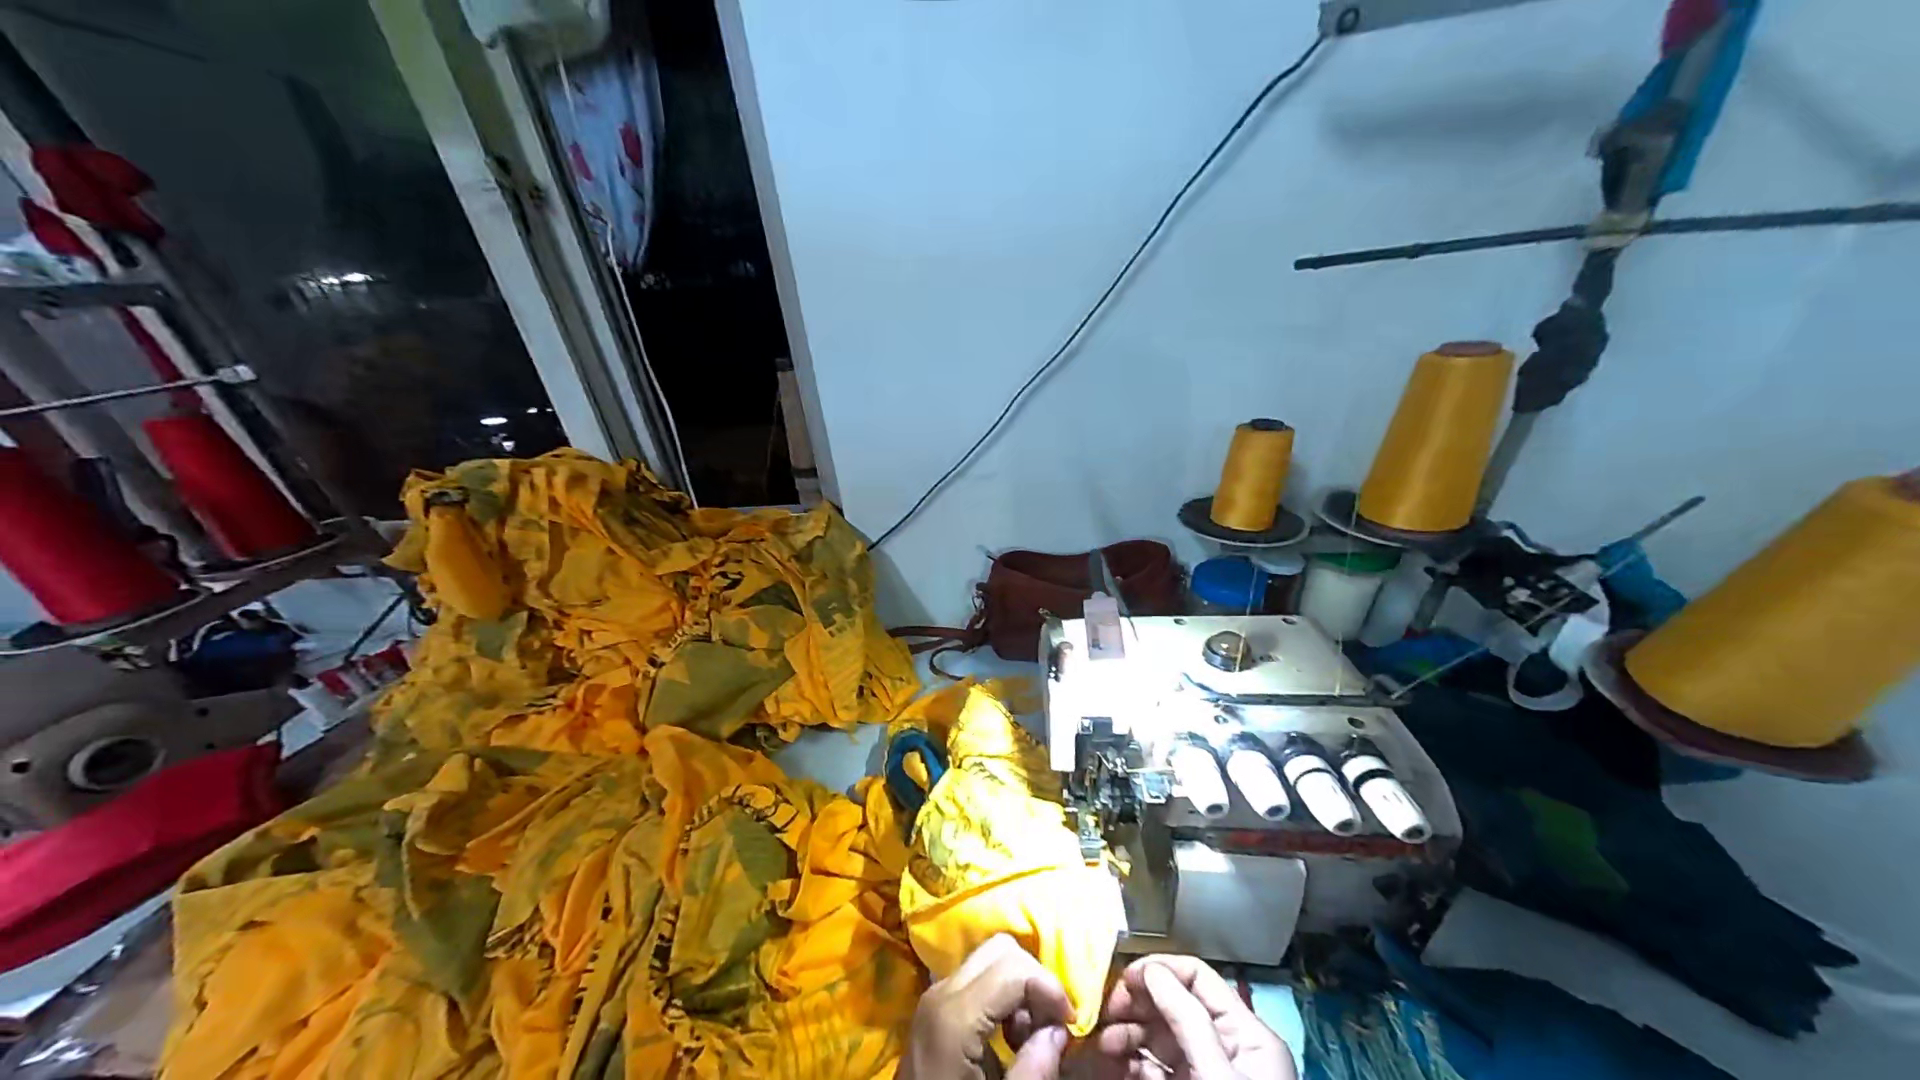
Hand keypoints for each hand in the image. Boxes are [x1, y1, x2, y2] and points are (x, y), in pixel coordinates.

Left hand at [901, 934, 1075, 1079]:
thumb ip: (1034, 1070)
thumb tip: (1059, 1031)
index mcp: (954, 1016)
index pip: (1013, 968)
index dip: (1049, 989)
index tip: (1071, 1025)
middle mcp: (941, 991)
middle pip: (999, 949)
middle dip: (1034, 979)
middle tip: (1052, 1025)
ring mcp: (934, 995)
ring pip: (988, 958)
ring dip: (1019, 987)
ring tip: (1029, 1036)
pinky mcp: (934, 1006)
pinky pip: (976, 977)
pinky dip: (1002, 993)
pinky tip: (1009, 1036)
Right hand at [1092, 956, 1294, 1079]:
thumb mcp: (1218, 1078)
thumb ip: (1187, 1020)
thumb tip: (1151, 970)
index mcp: (1246, 1035)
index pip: (1198, 978)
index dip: (1158, 970)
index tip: (1121, 982)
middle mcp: (1227, 1049)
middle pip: (1174, 1004)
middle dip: (1136, 1004)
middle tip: (1102, 1014)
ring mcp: (1208, 1078)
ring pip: (1160, 1036)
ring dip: (1127, 1033)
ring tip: (1102, 1045)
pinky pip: (1155, 1070)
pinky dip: (1132, 1063)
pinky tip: (1112, 1065)